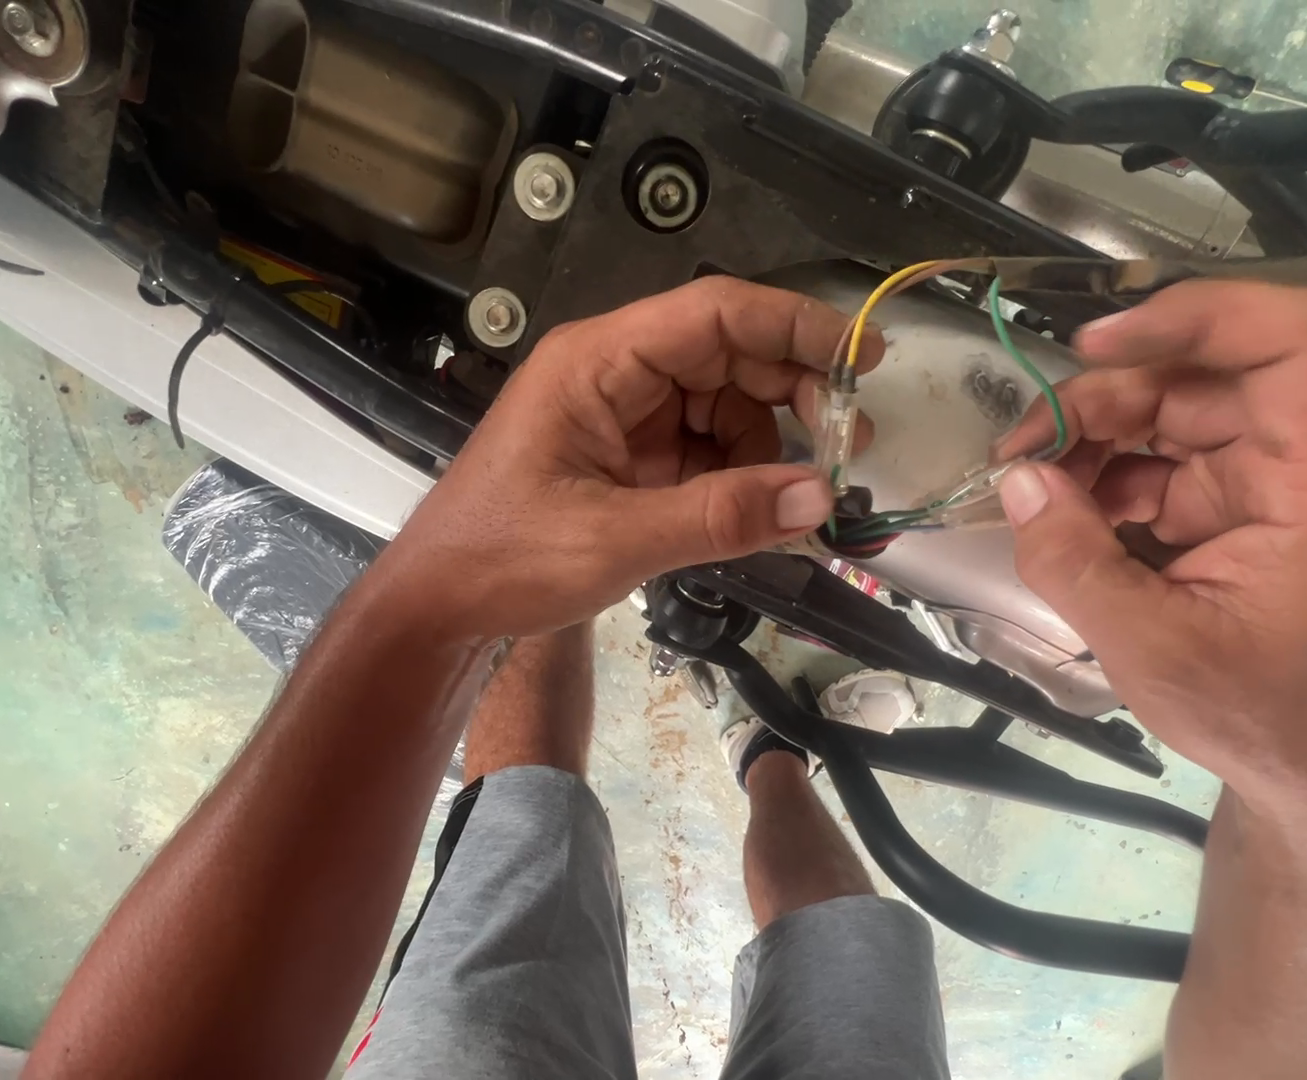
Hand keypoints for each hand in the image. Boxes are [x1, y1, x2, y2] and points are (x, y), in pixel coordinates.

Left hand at [376, 277, 878, 639]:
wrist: (440, 605)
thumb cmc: (504, 560)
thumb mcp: (613, 540)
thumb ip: (717, 517)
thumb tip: (821, 497)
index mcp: (597, 362)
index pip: (713, 314)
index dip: (795, 327)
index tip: (865, 359)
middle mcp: (613, 373)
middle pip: (725, 355)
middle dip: (791, 392)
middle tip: (846, 444)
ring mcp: (621, 416)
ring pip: (720, 404)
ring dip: (765, 443)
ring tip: (793, 496)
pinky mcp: (627, 456)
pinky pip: (701, 447)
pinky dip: (735, 474)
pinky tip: (753, 509)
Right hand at [993, 282, 1306, 813]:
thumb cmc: (1266, 720)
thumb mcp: (1151, 646)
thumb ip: (1072, 560)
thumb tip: (1014, 482)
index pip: (1297, 340)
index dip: (1197, 316)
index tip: (1093, 347)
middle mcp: (1306, 466)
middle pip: (1205, 378)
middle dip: (1101, 401)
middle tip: (1019, 449)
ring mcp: (1269, 489)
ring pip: (1174, 418)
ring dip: (1092, 440)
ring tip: (1028, 486)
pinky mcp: (1236, 515)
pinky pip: (1161, 468)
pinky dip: (1103, 481)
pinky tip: (1062, 515)